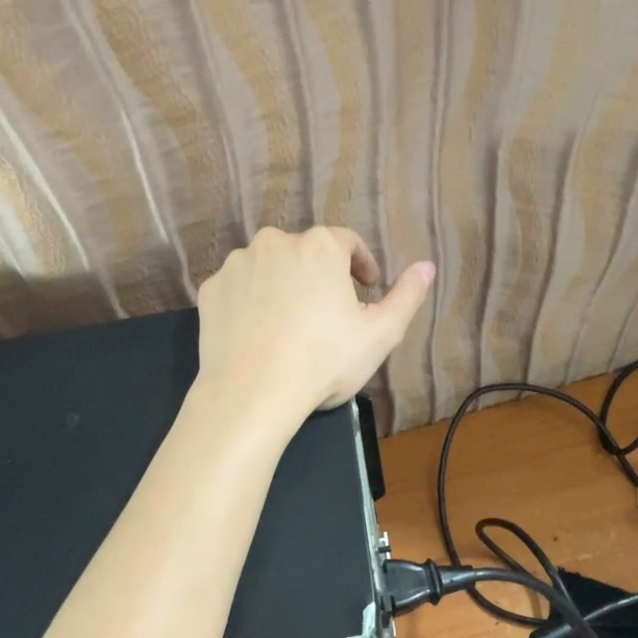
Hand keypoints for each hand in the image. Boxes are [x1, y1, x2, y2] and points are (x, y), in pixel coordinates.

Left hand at [193, 226, 433, 425]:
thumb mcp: (380, 335)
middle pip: (305, 253)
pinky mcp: (210, 291)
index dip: (361, 265)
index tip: (366, 289)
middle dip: (320, 277)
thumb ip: (407, 296)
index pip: (348, 243)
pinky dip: (251, 303)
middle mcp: (275, 242)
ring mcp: (237, 265)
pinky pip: (239, 289)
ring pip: (269, 268)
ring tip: (291, 326)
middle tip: (327, 315)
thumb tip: (426, 267)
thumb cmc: (323, 362)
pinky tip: (260, 334)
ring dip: (283, 287)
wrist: (251, 395)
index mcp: (320, 246)